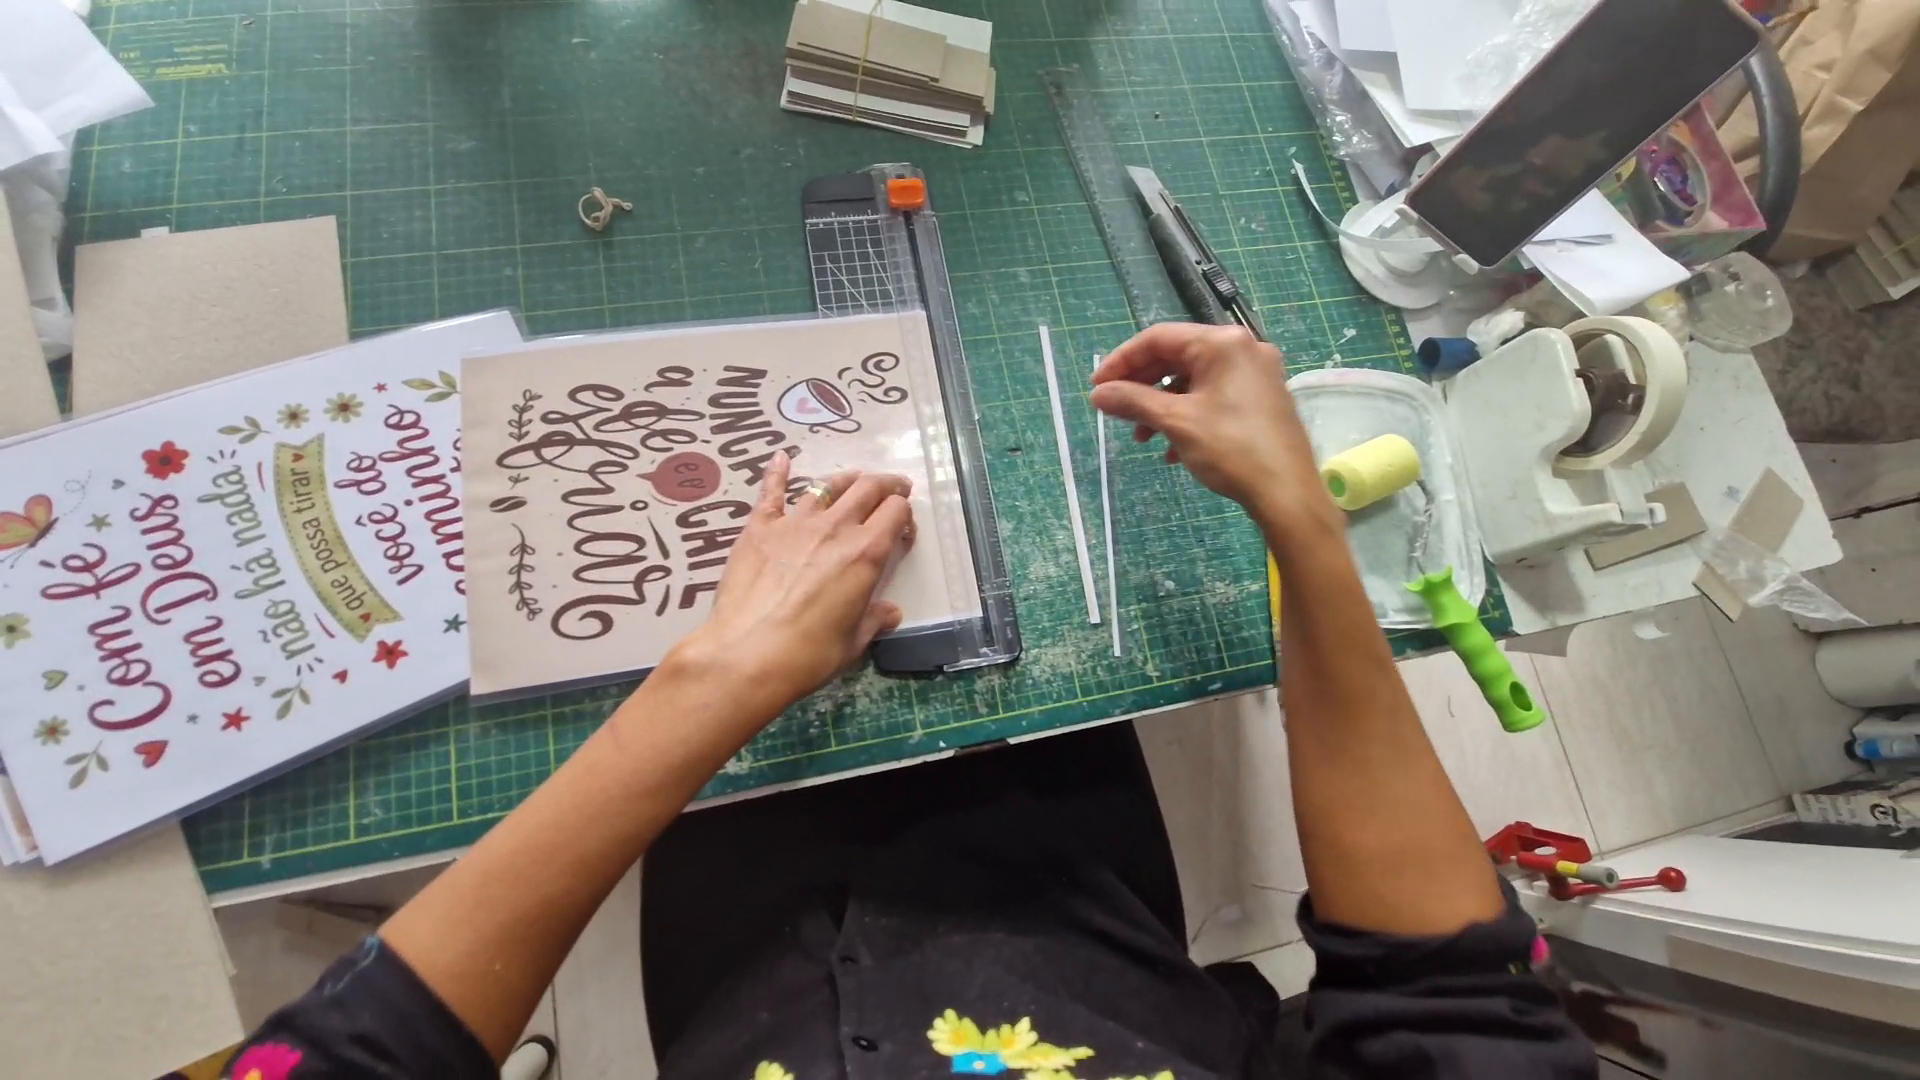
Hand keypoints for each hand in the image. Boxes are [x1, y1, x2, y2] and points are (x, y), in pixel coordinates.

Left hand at [667, 453, 912, 714]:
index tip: (904, 532)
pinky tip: (781, 459)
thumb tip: (889, 612)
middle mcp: (836, 527)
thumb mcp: (853, 642)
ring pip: (827, 485)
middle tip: (892, 491)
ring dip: (846, 479)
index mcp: (866, 553)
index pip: (896, 512)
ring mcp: (795, 523)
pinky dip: (778, 472)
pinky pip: (772, 492)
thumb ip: (874, 620)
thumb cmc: (809, 655)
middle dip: (886, 485)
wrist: (747, 655)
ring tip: (854, 480)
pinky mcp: (760, 528)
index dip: (905, 515)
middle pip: (868, 488)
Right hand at [1091, 323, 1332, 531]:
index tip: (1097, 387)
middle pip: (1176, 357)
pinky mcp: (1261, 399)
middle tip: (1114, 410)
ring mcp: (1255, 374)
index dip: (1121, 361)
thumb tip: (1099, 394)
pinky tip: (1172, 448)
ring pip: (1193, 380)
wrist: (1287, 492)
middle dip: (1140, 386)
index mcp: (1222, 343)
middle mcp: (1242, 349)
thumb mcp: (1175, 422)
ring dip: (1160, 405)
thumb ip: (1133, 401)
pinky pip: (1212, 396)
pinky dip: (1186, 415)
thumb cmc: (1231, 449)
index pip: (1158, 339)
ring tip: (1141, 437)